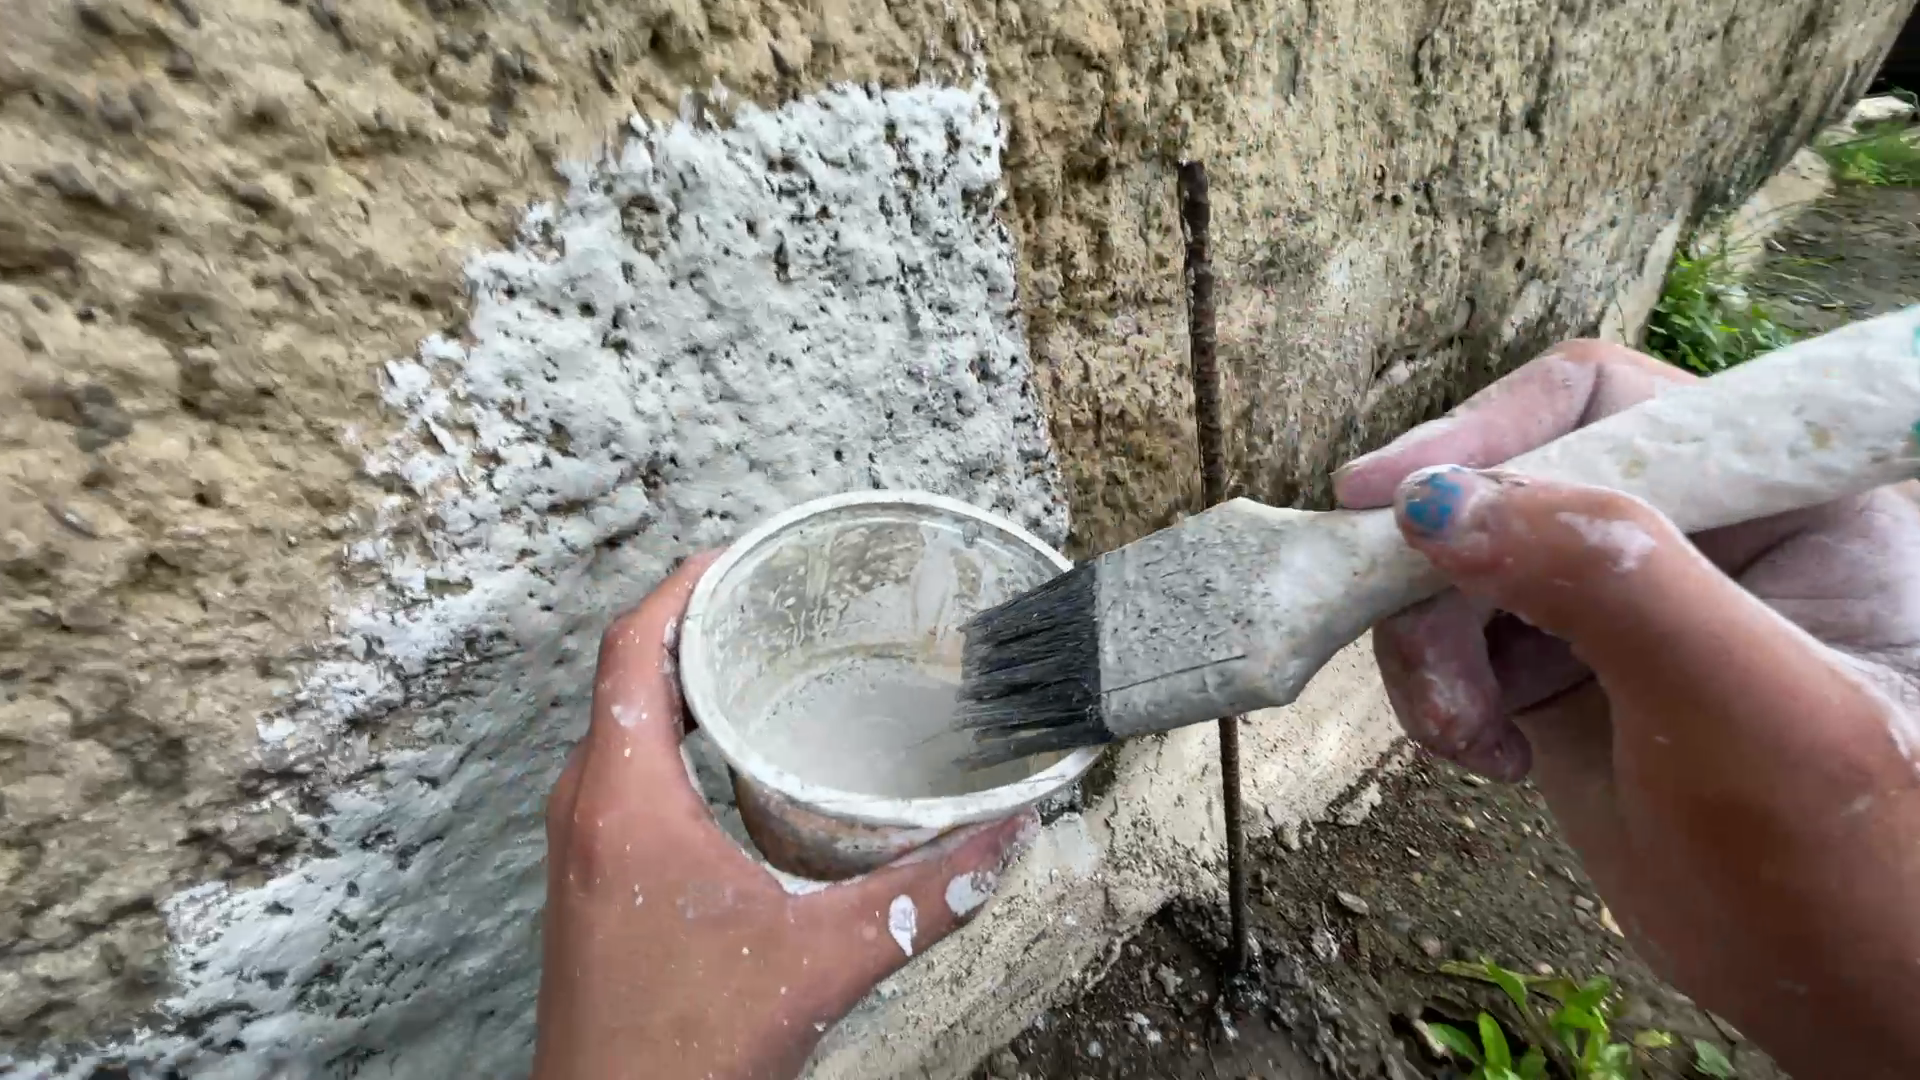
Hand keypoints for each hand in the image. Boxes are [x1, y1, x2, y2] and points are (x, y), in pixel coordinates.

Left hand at [534, 553, 1034, 1079]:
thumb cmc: (686, 1053)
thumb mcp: (823, 962)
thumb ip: (924, 897)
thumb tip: (1008, 837)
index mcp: (627, 800)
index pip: (632, 652)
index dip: (682, 587)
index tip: (739, 554)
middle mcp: (590, 801)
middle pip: (629, 671)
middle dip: (693, 617)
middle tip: (770, 592)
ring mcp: (584, 833)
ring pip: (622, 713)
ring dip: (680, 667)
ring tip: (756, 643)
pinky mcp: (593, 861)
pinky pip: (623, 754)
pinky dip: (669, 718)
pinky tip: (729, 734)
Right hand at [1334, 340, 1919, 1078]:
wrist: (1834, 997)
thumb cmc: (1860, 872)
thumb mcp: (1748, 710)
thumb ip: (1608, 579)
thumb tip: (1428, 504)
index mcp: (1775, 498)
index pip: (1594, 401)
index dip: (1477, 433)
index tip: (1378, 498)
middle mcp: (1673, 531)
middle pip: (1484, 494)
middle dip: (1436, 584)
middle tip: (1435, 668)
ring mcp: (1590, 598)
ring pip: (1438, 571)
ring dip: (1426, 654)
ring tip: (1472, 736)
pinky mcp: (1533, 657)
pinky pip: (1432, 638)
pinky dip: (1430, 693)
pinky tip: (1487, 753)